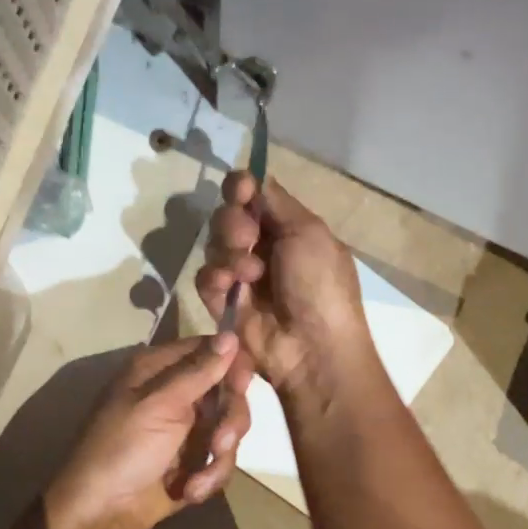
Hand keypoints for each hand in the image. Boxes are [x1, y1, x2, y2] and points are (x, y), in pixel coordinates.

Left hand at [49, 334, 254, 528]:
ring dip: (219, 458)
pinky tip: (191, 492)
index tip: (241, 385)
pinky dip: (210, 478)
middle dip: (230, 422)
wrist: (103, 511)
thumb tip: (231, 335)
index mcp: (159, 370)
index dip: (233, 365)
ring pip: (229, 430)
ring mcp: (186, 430)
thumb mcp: (160, 405)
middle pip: (228, 393)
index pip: (211, 350)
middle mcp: (176, 395)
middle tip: (220, 444)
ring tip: (197, 481)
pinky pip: (221, 460)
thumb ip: (199, 371)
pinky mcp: (194, 462)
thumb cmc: (123, 449)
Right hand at [198, 173, 373, 395]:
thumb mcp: (309, 232)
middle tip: (249, 238)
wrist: (313, 347)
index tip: (241, 190)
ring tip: (251, 273)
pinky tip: (232, 288)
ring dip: (229, 252)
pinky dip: (216, 278)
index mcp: (288, 230)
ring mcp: (241, 279)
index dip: (241, 188)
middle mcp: (263, 251)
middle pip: (228, 217)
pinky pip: (206, 279)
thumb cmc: (321, 286)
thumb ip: (276, 202)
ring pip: (214, 245)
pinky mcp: (223, 305)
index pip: (252, 197)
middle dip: (233, 222)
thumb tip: (255, 181)